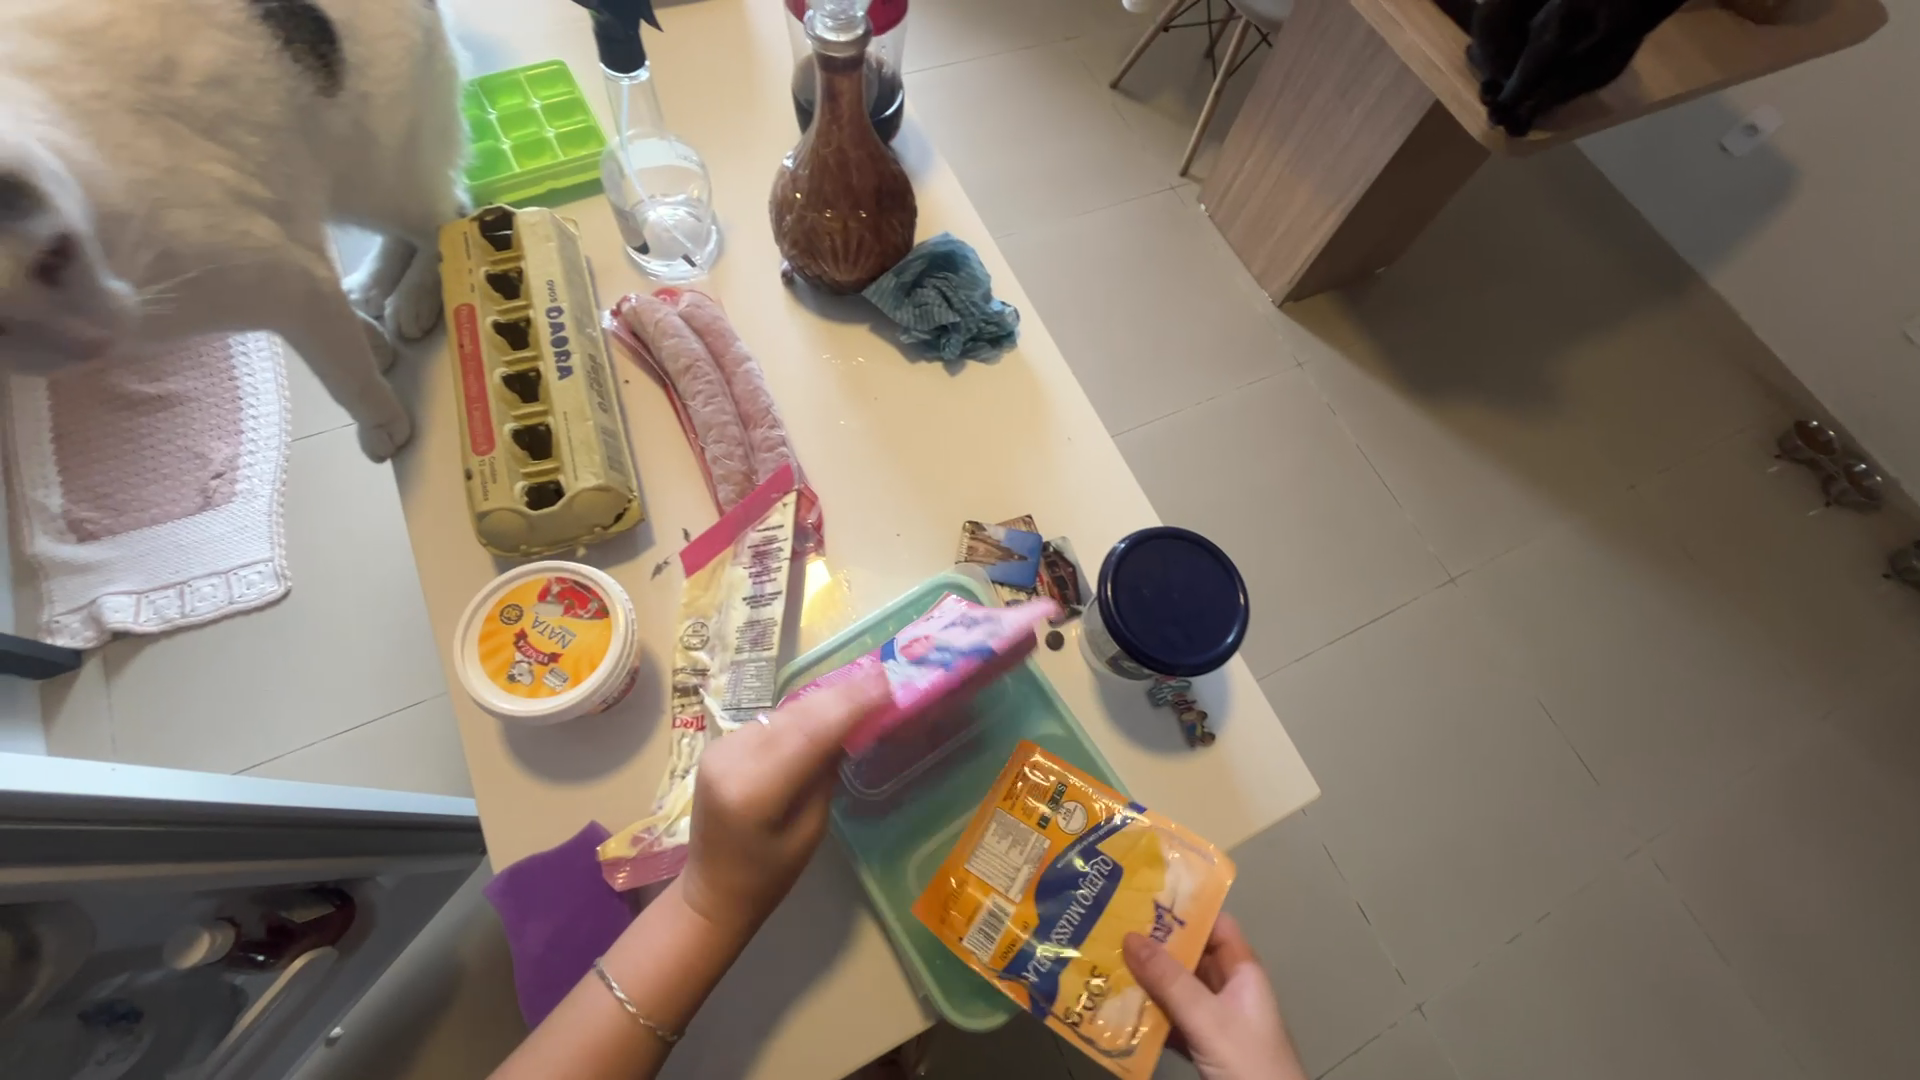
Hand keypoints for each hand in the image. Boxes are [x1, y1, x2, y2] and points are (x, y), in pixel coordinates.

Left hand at [677, 672, 890, 938]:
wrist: (711, 890)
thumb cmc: (769, 875)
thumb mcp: (811, 830)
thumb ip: (826, 774)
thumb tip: (851, 728)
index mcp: (754, 790)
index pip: (810, 733)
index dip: (850, 705)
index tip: (885, 684)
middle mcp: (732, 759)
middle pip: (797, 715)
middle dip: (842, 694)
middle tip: (881, 676)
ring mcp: (721, 747)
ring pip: (785, 713)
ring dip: (824, 700)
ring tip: (863, 685)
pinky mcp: (720, 743)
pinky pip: (771, 721)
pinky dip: (803, 713)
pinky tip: (829, 705)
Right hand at [1123, 913, 1307, 1079]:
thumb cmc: (1249, 1066)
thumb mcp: (1207, 1019)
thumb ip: (1169, 979)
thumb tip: (1128, 936)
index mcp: (1242, 972)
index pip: (1215, 924)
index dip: (1185, 910)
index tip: (1144, 900)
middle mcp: (1229, 989)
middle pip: (1190, 954)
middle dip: (1154, 944)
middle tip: (1112, 930)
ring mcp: (1217, 1020)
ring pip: (1177, 987)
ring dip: (1147, 980)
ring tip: (1107, 964)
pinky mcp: (1204, 1047)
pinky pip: (1172, 1018)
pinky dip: (1149, 1013)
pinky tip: (1119, 1010)